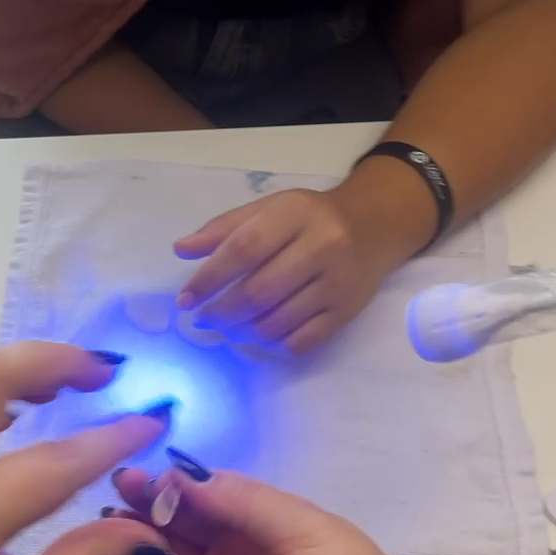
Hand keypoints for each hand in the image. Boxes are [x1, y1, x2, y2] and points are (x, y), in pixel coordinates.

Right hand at [101, 462, 445, 554]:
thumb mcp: (312, 537)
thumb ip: (249, 504)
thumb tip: (184, 474)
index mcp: (268, 519)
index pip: (213, 490)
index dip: (180, 481)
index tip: (146, 473)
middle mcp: (237, 548)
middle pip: (185, 517)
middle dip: (152, 501)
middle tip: (117, 488)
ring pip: (166, 554)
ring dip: (136, 536)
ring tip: (103, 524)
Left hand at [174, 166, 435, 354]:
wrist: (374, 226)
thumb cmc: (308, 219)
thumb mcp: (267, 209)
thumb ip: (223, 229)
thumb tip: (181, 249)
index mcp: (295, 215)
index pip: (243, 250)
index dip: (209, 279)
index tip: (185, 300)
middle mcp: (322, 247)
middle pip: (257, 293)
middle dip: (221, 313)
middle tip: (203, 319)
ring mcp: (336, 283)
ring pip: (276, 322)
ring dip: (243, 332)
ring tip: (229, 327)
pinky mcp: (346, 312)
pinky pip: (301, 342)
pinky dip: (274, 345)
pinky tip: (261, 336)